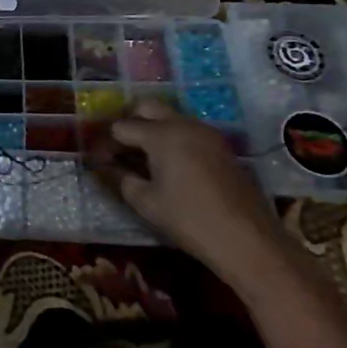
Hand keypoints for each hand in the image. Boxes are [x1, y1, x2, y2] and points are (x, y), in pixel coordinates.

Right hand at [88, 100, 281, 279]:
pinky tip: (168, 166)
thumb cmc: (188, 219)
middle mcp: (184, 124)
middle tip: (119, 151)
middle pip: (147, 108)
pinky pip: (188, 131)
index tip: (99, 163)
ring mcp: (207, 133)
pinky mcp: (221, 147)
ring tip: (141, 159)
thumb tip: (104, 166)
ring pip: (170, 117)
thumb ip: (119, 177)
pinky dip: (172, 139)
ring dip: (151, 130)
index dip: (106, 144)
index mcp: (161, 134)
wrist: (247, 239)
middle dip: (129, 124)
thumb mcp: (145, 201)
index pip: (121, 127)